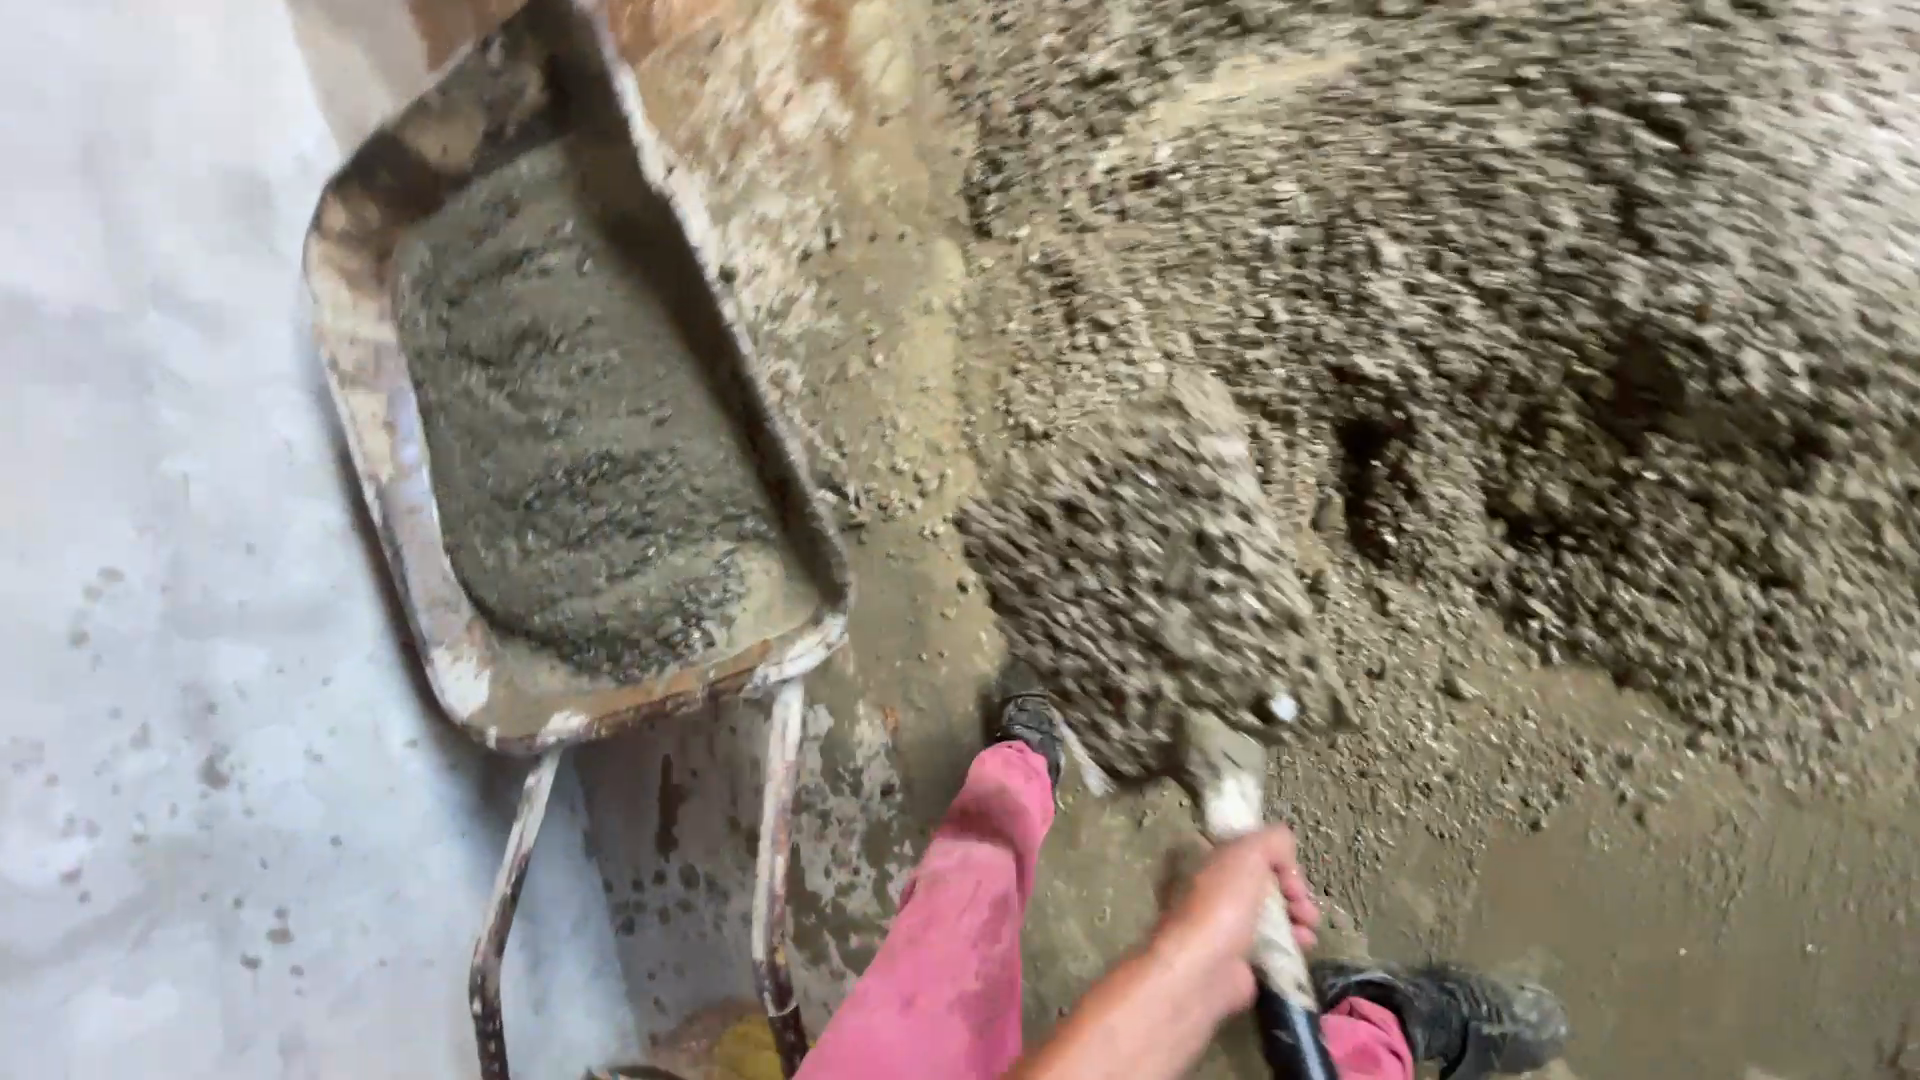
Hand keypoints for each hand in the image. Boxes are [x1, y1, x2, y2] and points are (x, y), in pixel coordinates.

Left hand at [1147, 826, 1320, 1020]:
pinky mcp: (1241, 956)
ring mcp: (1227, 923)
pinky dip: (1295, 940)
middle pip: (1265, 880)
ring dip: (1299, 913)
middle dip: (1292, 887)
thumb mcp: (1247, 853)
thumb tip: (1285, 844)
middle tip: (1301, 899)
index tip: (1289, 869)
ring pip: (1273, 911)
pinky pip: (1275, 942)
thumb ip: (1271, 840)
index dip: (1274, 856)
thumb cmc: (1222, 902)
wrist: (1204, 967)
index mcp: (1208, 858)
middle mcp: (1215, 887)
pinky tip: (1304, 942)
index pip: (1248, 848)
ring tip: (1308, 922)